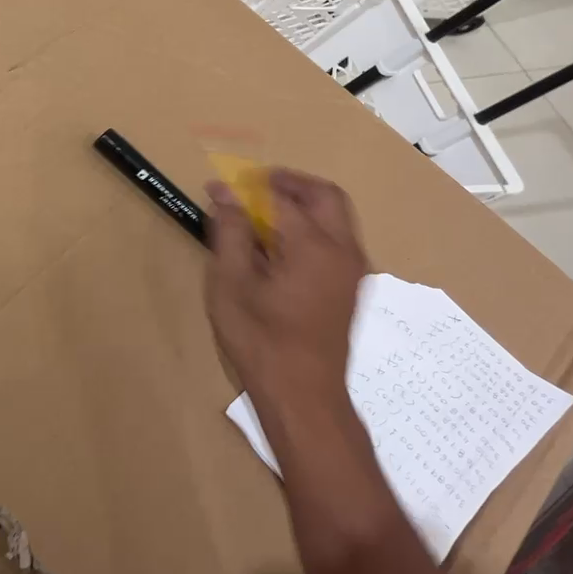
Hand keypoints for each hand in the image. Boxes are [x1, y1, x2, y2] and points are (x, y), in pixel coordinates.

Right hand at [204, 169, 368, 405]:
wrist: (302, 391)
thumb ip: (230, 232)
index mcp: (312, 246)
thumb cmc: (259, 336)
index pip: (281, 197)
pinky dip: (312, 225)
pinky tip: (279, 245)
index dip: (249, 185)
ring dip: (303, 203)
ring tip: (262, 213)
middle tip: (253, 184)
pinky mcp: (350, 286)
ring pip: (336, 216)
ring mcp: (352, 270)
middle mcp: (343, 251)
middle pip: (326, 196)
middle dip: (290, 182)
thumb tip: (224, 193)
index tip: (219, 186)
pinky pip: (337, 238)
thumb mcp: (230, 281)